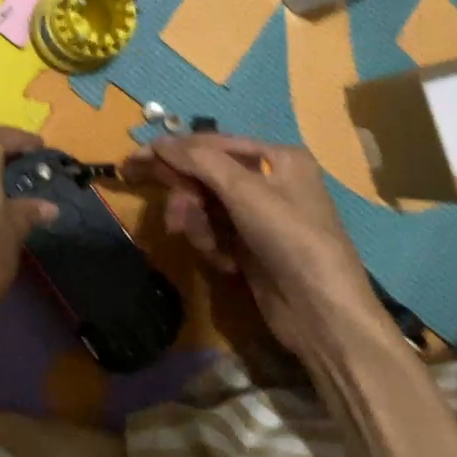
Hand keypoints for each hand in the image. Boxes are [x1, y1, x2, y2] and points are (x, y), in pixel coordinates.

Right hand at [123, 133, 385, 356]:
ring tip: (208, 248)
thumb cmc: (290, 239)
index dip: (172, 152)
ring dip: (199, 226)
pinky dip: (212, 244)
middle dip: (187, 198)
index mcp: (277, 157)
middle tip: (172, 220)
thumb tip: (158, 142)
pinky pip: (214, 231)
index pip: (211, 144)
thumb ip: (198, 161)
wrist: (323, 315)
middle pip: (205, 176)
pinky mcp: (251, 245)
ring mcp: (260, 215)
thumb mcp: (245, 192)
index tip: (133, 162)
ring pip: (205, 205)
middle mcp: (269, 180)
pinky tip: (225, 263)